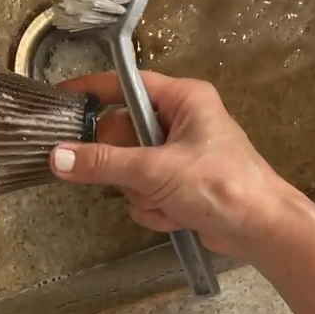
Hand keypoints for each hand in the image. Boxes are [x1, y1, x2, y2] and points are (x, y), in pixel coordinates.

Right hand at [48, 71, 298, 257]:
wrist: (257, 229)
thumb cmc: (219, 185)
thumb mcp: (155, 170)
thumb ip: (103, 163)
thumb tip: (57, 157)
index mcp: (183, 99)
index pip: (126, 85)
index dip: (94, 90)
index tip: (62, 98)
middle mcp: (180, 123)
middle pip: (123, 136)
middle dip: (126, 168)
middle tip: (132, 178)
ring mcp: (178, 157)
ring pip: (130, 172)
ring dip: (143, 194)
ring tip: (168, 201)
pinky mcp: (178, 187)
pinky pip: (145, 195)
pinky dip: (155, 209)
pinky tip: (176, 215)